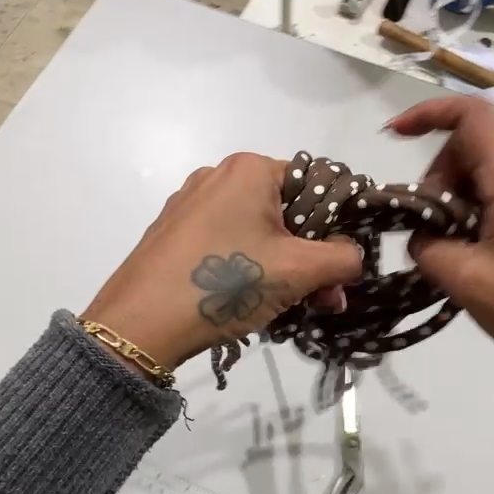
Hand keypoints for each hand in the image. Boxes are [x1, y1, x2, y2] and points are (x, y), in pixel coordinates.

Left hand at [82, 154, 363, 373]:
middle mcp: (218, 177)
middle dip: (312, 255)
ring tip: (296, 308)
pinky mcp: (174, 235)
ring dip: (285, 267)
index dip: (338, 222)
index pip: (315, 183)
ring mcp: (191, 206)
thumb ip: (341, 258)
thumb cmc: (225, 281)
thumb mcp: (298, 270)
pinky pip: (229, 244)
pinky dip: (250, 269)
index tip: (347, 261)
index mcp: (249, 169)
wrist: (139, 324)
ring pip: (258, 232)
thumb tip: (354, 256)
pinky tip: (256, 305)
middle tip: (326, 296)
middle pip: (286, 211)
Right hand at [387, 98, 493, 433]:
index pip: (471, 116)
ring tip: (445, 253)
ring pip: (480, 179)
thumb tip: (420, 236)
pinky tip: (463, 261)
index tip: (393, 136)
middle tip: (425, 229)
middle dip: (435, 178)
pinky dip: (468, 220)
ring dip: (450, 205)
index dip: (428, 113)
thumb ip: (427, 246)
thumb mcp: (467, 279)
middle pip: (469, 150)